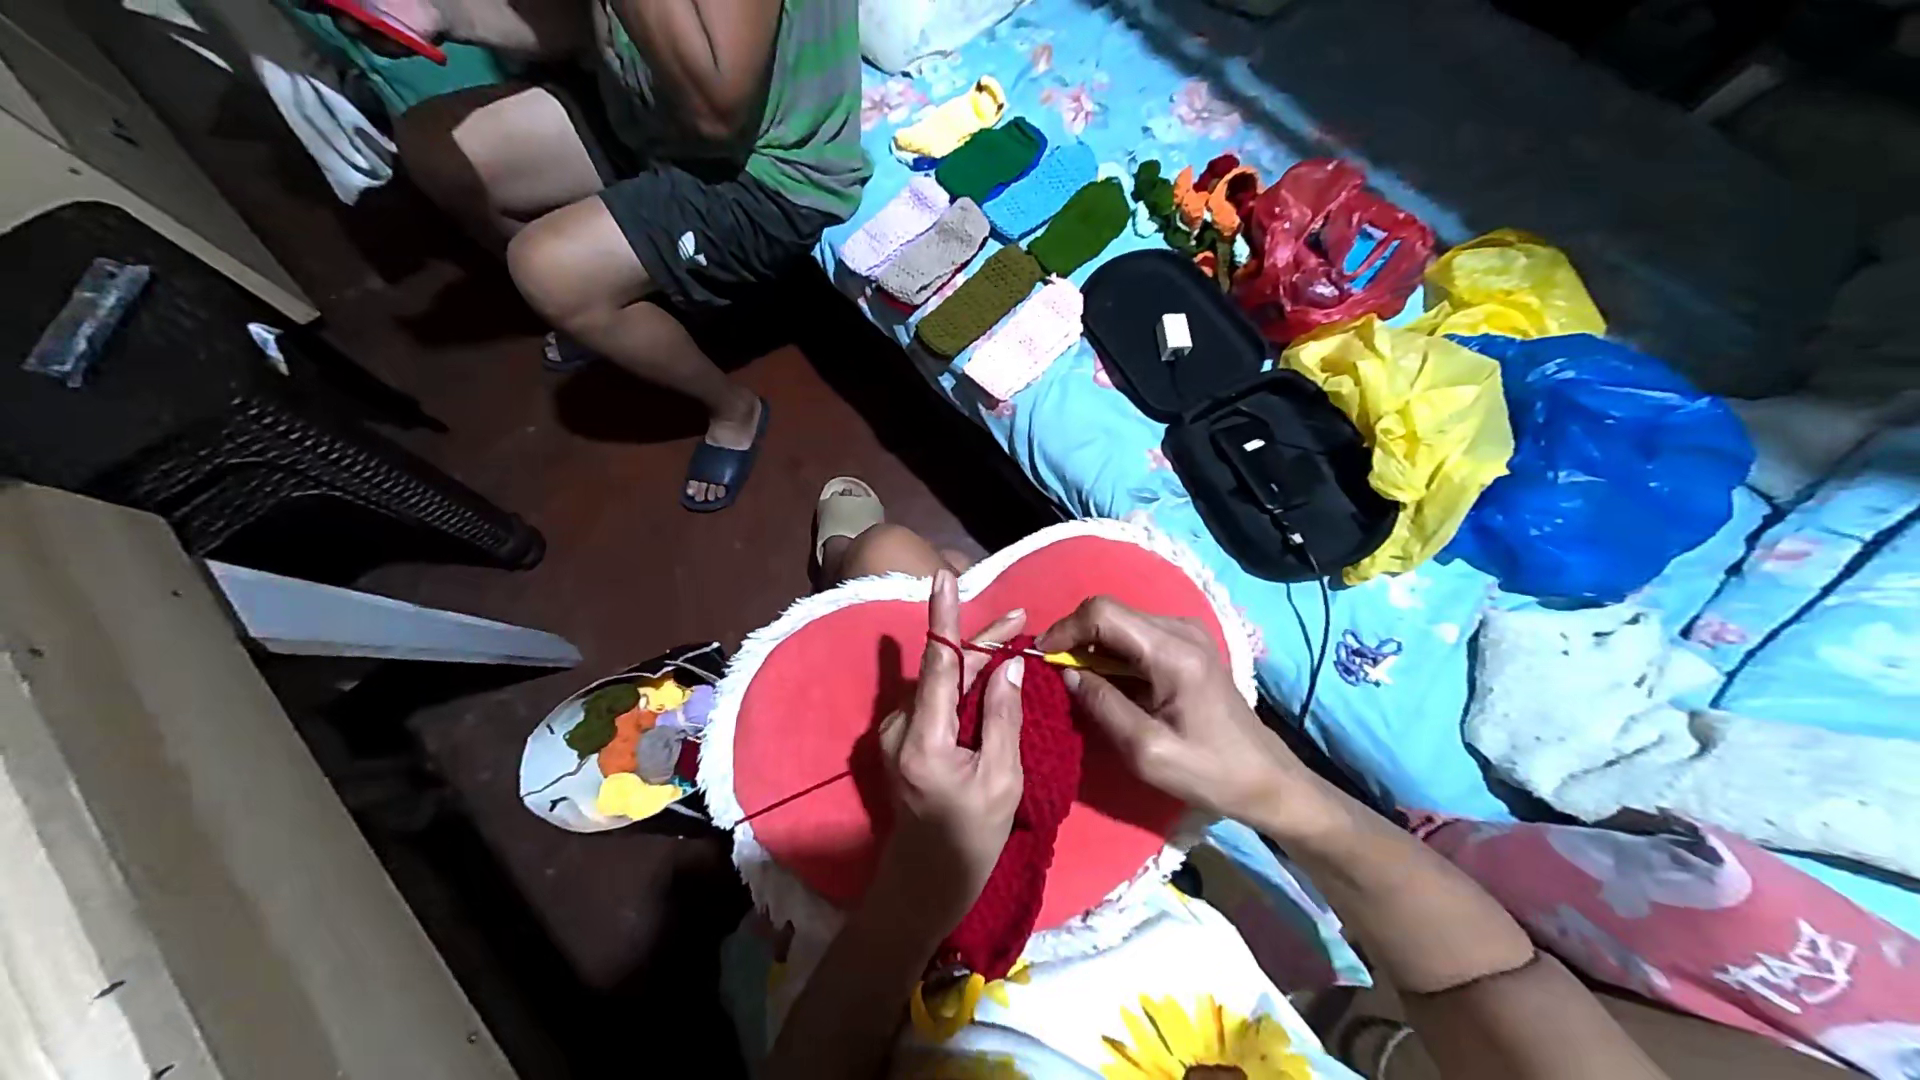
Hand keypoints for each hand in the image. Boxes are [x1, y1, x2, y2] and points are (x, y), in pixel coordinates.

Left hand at [873, 568, 1025, 931]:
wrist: (923, 882)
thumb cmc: (969, 839)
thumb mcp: (1001, 780)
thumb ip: (1002, 718)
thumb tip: (1008, 666)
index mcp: (924, 738)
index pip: (936, 664)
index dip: (942, 618)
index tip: (943, 579)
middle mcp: (900, 726)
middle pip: (942, 669)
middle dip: (979, 642)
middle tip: (1019, 621)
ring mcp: (896, 732)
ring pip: (940, 682)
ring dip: (974, 663)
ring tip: (1011, 644)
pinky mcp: (902, 738)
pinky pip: (936, 700)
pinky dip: (963, 686)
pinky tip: (989, 679)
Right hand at [1039, 597, 1330, 837]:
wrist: (1265, 778)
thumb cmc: (1209, 771)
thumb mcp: (1146, 751)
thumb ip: (1103, 706)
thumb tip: (1067, 674)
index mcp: (1173, 652)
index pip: (1103, 613)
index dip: (1065, 629)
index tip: (1042, 657)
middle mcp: (1180, 630)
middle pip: (1109, 611)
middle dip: (1074, 637)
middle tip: (1055, 672)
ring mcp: (1186, 633)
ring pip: (1119, 620)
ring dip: (1091, 645)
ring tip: (1077, 680)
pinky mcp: (1186, 643)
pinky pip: (1134, 634)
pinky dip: (1110, 651)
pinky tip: (1106, 681)